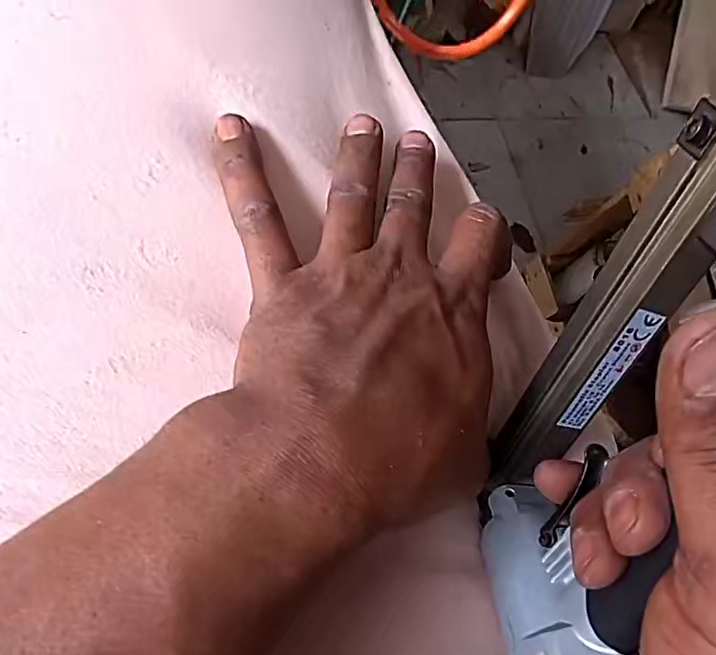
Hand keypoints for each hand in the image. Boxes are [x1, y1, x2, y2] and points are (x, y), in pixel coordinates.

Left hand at [211, 113, 509, 535]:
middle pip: (414, 205)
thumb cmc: (395, 466)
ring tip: (363, 128)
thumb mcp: (464, 462)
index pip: (479, 244)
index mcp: (452, 315)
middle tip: (416, 148)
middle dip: (418, 173)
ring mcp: (338, 276)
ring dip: (359, 157)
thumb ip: (473, 439)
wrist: (320, 464)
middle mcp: (399, 279)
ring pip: (352, 195)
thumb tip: (475, 450)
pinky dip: (241, 170)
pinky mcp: (281, 288)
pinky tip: (231, 132)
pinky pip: (257, 218)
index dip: (484, 232)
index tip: (481, 234)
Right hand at [534, 308, 715, 654]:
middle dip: (649, 482)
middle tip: (631, 535)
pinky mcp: (697, 582)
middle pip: (707, 446)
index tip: (660, 416)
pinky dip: (606, 530)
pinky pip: (646, 531)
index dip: (715, 398)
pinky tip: (578, 536)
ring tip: (603, 564)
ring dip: (616, 515)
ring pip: (664, 489)